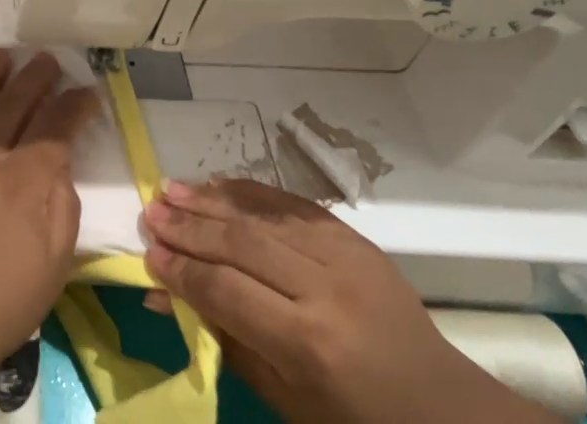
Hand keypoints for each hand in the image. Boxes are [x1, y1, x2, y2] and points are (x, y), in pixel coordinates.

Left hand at [0, 51, 98, 394]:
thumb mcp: (54, 265)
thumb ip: (61, 205)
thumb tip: (58, 164)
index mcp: (25, 178)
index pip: (56, 127)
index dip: (75, 106)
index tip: (88, 92)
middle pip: (13, 104)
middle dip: (34, 78)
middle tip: (48, 58)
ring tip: (1, 53)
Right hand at [143, 179, 562, 423]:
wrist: (439, 407)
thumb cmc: (351, 417)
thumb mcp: (280, 392)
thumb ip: (220, 335)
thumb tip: (161, 294)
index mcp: (307, 343)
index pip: (226, 290)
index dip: (181, 270)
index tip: (147, 253)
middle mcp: (327, 292)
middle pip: (241, 245)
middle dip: (189, 228)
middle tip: (150, 213)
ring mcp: (347, 259)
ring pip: (264, 217)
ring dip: (212, 200)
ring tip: (171, 189)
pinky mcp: (358, 240)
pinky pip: (294, 206)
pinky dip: (252, 192)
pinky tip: (219, 185)